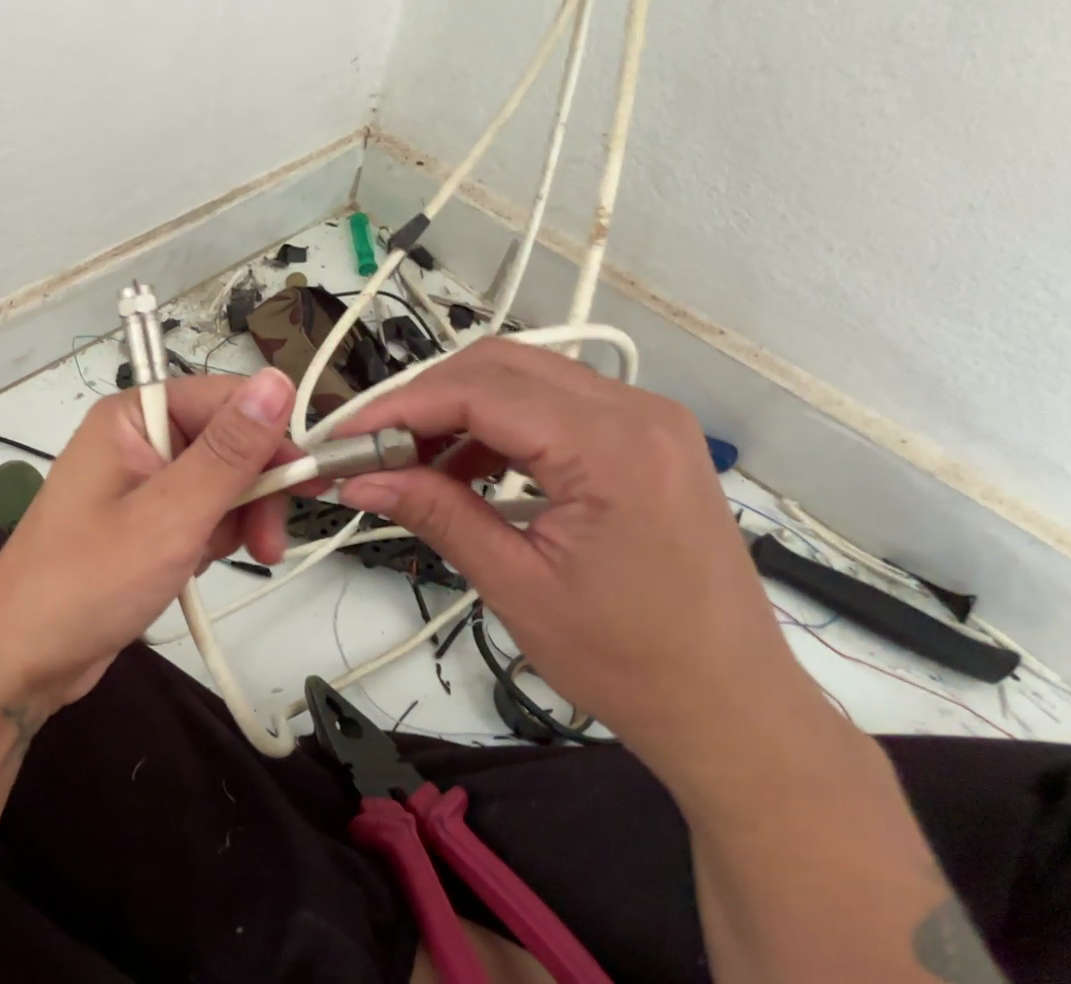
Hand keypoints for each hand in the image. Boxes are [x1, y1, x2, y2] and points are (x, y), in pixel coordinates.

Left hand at [0, 368, 300, 708]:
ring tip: (228, 561)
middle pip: (225, 442)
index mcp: (132, 417)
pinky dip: (209, 539)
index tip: (310, 482)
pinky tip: (197, 567)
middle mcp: (134, 439)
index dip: (271, 435)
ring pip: (217, 483)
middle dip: (254, 490)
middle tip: (269, 545)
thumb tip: (279, 379)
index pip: (225, 399)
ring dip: (235, 521)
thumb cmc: (87, 583)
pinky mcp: (139, 523)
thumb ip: (229, 451)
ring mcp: (136, 484)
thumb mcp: (170, 515)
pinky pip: (196, 515)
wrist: (23, 658)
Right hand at [334, 340, 834, 777]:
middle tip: (369, 449)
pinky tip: (463, 471)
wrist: (729, 704)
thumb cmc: (626, 659)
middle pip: (500, 366)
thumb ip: (437, 514)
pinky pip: (554, 408)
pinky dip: (497, 427)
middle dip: (423, 399)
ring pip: (524, 380)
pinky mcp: (646, 442)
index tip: (342, 438)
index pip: (480, 391)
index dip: (399, 407)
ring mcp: (648, 422)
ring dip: (457, 411)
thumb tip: (358, 480)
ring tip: (408, 464)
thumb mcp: (515, 585)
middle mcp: (637, 411)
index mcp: (611, 447)